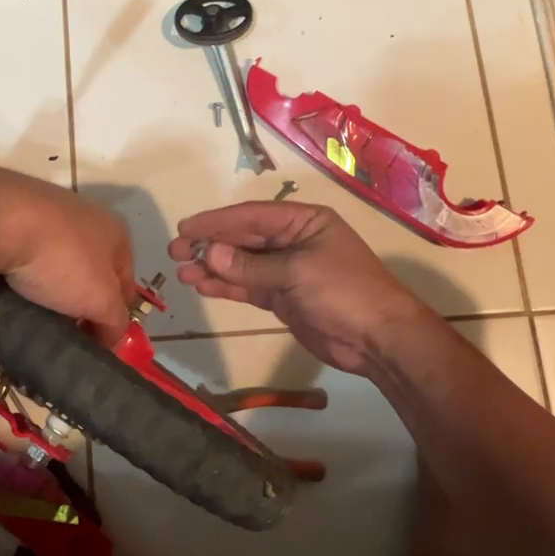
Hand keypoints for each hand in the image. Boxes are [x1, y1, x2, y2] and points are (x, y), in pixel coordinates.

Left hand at [0, 167, 136, 341]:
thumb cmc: (60, 259)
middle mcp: (89, 215)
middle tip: (66, 330)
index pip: (126, 286)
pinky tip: (14, 286)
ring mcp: (51, 209)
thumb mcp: (99, 299)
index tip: (94, 344)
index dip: (115, 318)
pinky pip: (29, 250)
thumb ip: (114, 322)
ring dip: (53, 286)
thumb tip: (112, 340)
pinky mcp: (16, 211)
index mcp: (117, 233)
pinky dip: (26, 268)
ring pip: (61, 260)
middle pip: (93, 272)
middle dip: (83, 302)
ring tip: (37, 311)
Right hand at [167, 201, 429, 372]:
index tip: (185, 228)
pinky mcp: (284, 297)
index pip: (251, 216)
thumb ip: (251, 265)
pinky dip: (226, 285)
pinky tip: (202, 285)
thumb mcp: (297, 272)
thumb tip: (209, 254)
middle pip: (243, 238)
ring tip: (181, 271)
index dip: (217, 221)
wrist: (379, 339)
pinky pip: (248, 286)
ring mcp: (288, 270)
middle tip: (175, 252)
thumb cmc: (344, 291)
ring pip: (242, 264)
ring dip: (213, 267)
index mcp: (303, 221)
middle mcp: (293, 241)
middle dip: (210, 244)